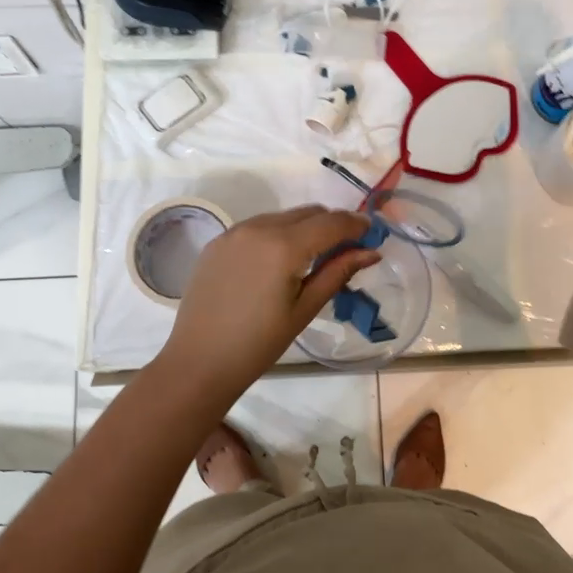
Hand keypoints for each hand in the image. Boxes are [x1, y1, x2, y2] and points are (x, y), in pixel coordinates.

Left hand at [153, 206, 381, 400]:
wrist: (200, 360)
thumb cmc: (259, 343)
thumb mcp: (304, 309)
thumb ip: (337, 273)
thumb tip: (371, 251)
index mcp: (284, 246)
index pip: (331, 223)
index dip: (355, 225)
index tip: (372, 234)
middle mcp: (259, 228)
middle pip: (308, 213)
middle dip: (332, 225)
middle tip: (347, 249)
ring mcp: (234, 232)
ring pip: (283, 217)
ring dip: (305, 228)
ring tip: (313, 258)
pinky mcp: (218, 242)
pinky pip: (258, 226)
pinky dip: (277, 234)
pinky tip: (279, 262)